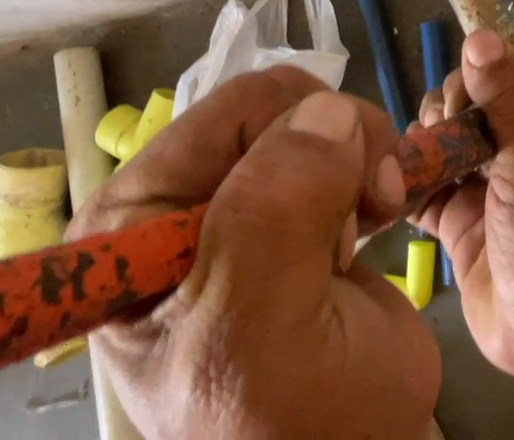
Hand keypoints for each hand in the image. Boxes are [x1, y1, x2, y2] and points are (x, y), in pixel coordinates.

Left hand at [69, 68, 437, 439]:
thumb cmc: (291, 425)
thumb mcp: (259, 334)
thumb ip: (274, 216)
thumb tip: (328, 111)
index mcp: (137, 219)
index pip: (225, 117)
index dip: (294, 147)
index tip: (332, 218)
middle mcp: (183, 196)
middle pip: (277, 105)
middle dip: (333, 151)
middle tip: (356, 223)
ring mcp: (246, 196)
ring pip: (319, 113)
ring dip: (361, 161)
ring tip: (366, 227)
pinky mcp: (303, 202)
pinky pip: (347, 138)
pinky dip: (376, 165)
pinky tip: (376, 215)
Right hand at [410, 30, 513, 375]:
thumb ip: (505, 98)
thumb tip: (479, 34)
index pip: (503, 71)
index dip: (474, 79)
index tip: (458, 107)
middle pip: (463, 102)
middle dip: (442, 116)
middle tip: (440, 145)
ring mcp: (485, 180)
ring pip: (439, 139)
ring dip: (420, 147)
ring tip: (417, 170)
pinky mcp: (457, 217)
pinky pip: (422, 183)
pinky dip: (406, 182)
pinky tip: (394, 188)